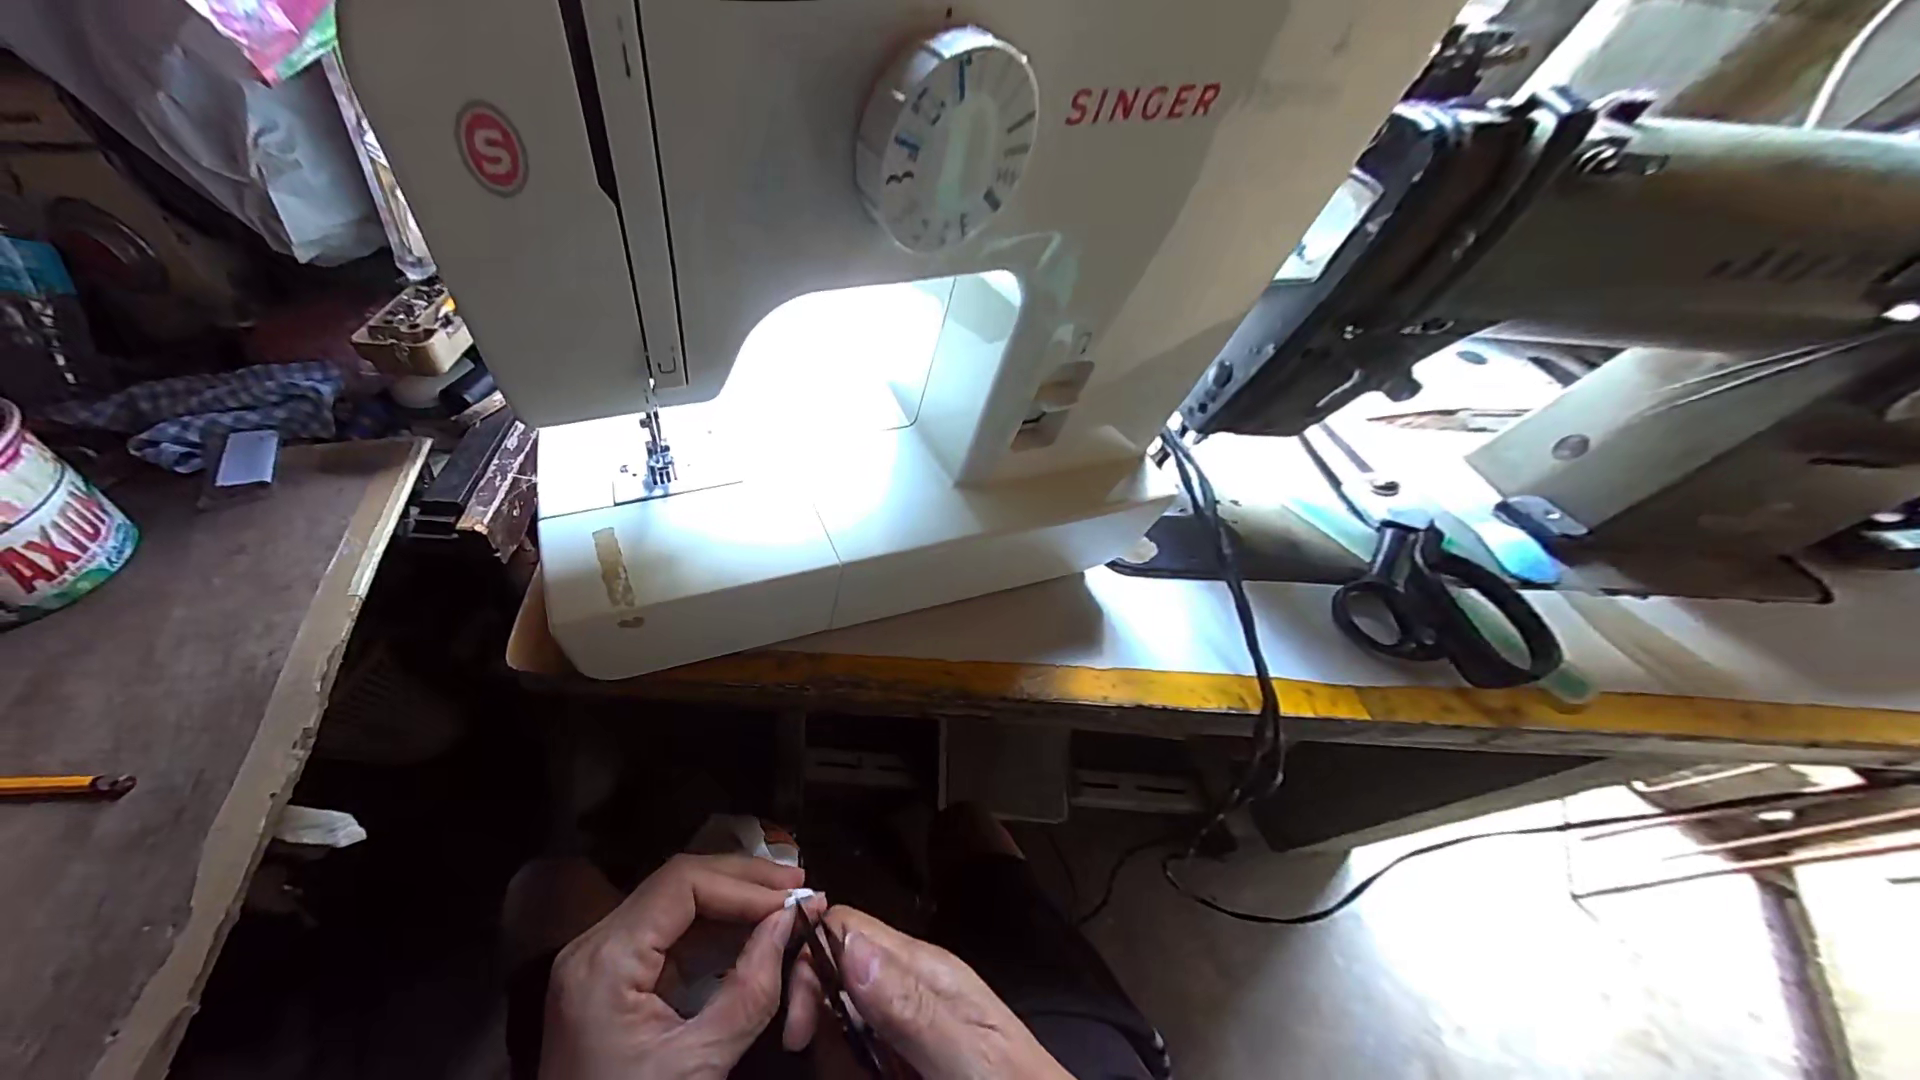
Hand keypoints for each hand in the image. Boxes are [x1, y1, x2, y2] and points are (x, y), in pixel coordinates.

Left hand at [540, 853, 802, 1079]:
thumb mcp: (697, 1066)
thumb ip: (750, 989)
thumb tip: (789, 919)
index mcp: (604, 961)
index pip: (683, 884)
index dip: (744, 884)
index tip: (792, 900)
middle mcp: (595, 944)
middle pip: (680, 881)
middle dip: (744, 881)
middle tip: (798, 885)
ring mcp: (602, 956)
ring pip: (679, 898)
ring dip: (736, 897)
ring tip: (785, 898)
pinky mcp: (615, 973)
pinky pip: (674, 928)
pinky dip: (718, 924)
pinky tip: (754, 925)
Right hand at [783, 905, 1071, 1079]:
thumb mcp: (963, 1049)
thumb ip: (908, 1002)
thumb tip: (849, 942)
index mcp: (922, 965)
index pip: (848, 928)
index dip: (811, 959)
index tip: (797, 1020)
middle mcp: (908, 982)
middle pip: (835, 972)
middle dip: (816, 1014)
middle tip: (822, 1058)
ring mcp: (904, 1019)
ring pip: (840, 1016)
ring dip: (834, 1052)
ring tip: (863, 1078)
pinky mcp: (902, 1051)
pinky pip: (857, 1050)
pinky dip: (849, 1068)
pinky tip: (866, 1079)